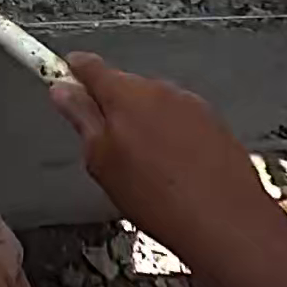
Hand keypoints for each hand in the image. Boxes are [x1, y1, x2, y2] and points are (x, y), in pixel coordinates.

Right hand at [47, 52, 286, 286]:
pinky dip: (171, 134)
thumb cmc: (155, 196)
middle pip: (123, 85)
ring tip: (145, 169)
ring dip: (143, 122)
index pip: (90, 66)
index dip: (72, 68)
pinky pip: (179, 118)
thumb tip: (62, 89)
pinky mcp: (211, 119)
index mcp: (124, 93)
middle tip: (107, 146)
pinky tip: (174, 170)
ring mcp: (188, 101)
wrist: (224, 220)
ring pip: (153, 102)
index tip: (62, 72)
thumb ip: (81, 118)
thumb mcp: (102, 162)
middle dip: (112, 106)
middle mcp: (157, 87)